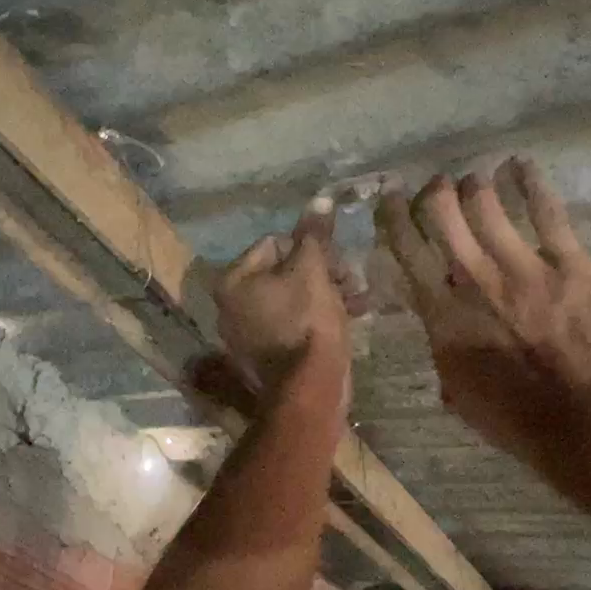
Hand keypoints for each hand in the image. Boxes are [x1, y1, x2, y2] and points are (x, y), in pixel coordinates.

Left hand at [215, 197, 357, 405]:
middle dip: (322, 271)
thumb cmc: (308, 321)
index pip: (275, 242)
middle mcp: (230, 305)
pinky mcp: (267, 355)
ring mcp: (247, 333)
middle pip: (282, 270)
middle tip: (352, 279)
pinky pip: (293, 323)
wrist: (309, 390)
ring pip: (292, 297)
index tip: (337, 261)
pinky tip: (352, 316)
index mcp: (233, 281)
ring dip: (327, 292)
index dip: (309, 247)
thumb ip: (314, 234)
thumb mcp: (313, 270)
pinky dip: (318, 317)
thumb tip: (319, 199)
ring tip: (359, 298)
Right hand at [377, 157, 590, 469]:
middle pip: (442, 214)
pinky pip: (546, 210)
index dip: (394, 217)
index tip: (390, 198)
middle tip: (436, 188)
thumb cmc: (516, 417)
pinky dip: (528, 182)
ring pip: (486, 204)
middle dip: (433, 193)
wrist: (585, 418)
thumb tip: (438, 327)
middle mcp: (474, 278)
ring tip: (474, 181)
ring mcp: (522, 266)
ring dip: (474, 186)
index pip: (407, 251)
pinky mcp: (568, 261)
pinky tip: (518, 165)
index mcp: (443, 313)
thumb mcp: (458, 391)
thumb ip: (443, 348)